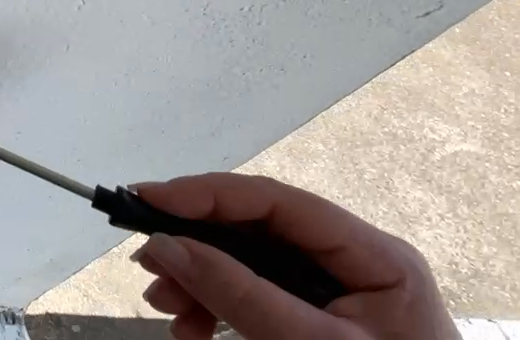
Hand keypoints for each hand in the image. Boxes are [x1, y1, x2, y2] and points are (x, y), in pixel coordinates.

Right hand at [131, 173, 456, 339]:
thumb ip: (240, 295)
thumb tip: (159, 242)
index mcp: (375, 257)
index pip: (273, 200)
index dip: (203, 193)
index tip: (144, 198)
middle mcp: (354, 261)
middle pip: (253, 231)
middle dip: (194, 248)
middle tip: (146, 264)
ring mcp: (338, 291)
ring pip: (245, 263)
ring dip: (197, 282)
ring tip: (163, 306)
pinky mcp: (321, 318)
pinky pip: (255, 295)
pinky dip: (216, 307)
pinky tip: (190, 327)